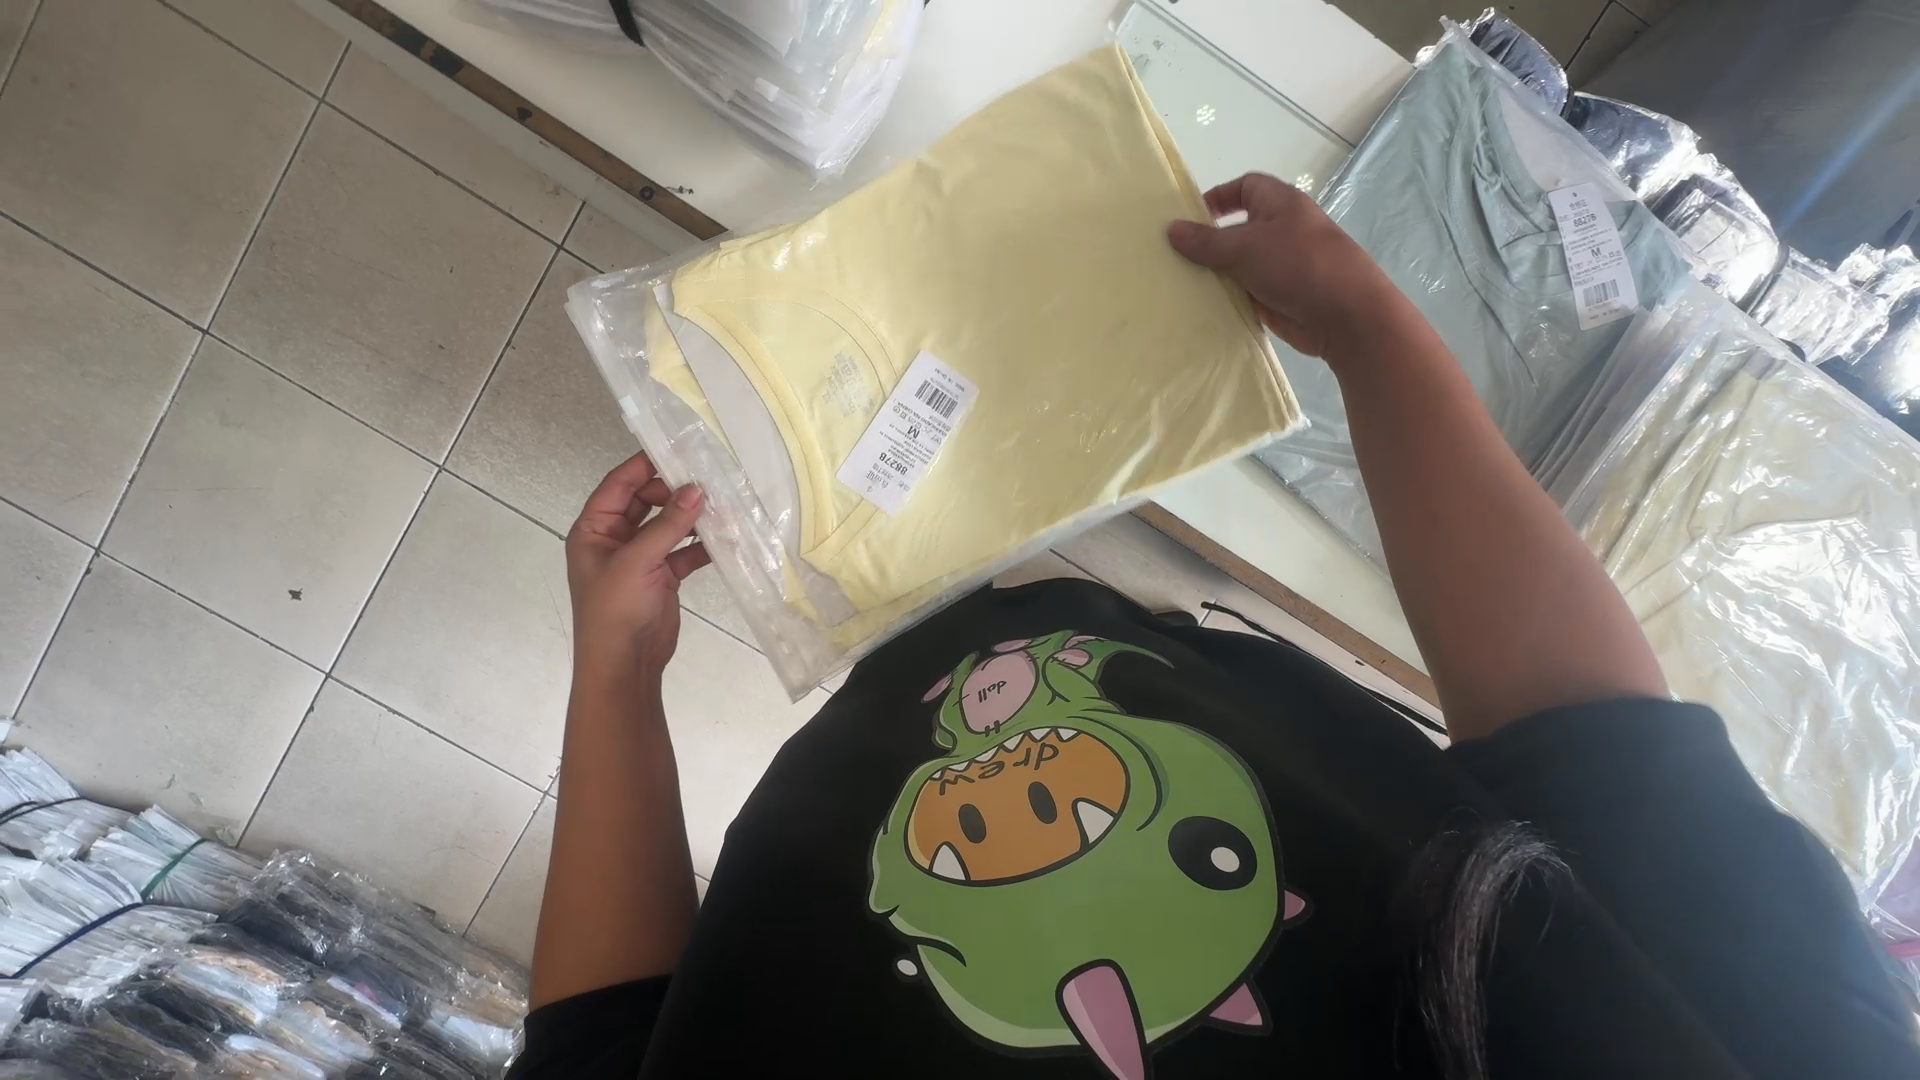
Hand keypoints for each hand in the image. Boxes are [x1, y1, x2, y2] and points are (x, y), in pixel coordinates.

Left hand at [565, 452, 709, 676]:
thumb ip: (668, 524)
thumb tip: (697, 489)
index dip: (645, 464)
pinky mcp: (663, 575)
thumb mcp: (637, 562)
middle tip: (709, 481)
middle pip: (647, 501)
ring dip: (693, 517)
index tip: (679, 448)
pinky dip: (702, 544)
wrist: (625, 664)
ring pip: (669, 525)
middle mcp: (616, 539)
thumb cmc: (616, 610)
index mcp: (594, 529)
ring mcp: (641, 557)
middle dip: (676, 491)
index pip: (619, 485)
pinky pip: (684, 550)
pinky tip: (725, 537)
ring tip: (723, 505)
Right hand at [1167, 172, 1397, 360]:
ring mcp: (1278, 266)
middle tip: (1172, 257)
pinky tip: (1199, 308)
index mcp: (1279, 204)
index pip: (1244, 188)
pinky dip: (1225, 299)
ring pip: (1237, 266)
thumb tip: (1170, 228)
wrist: (1344, 314)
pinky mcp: (1276, 297)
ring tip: (1178, 284)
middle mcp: (1280, 231)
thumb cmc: (1298, 265)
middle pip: (1236, 229)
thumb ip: (1206, 241)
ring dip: (1213, 275)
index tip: (1187, 218)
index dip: (1217, 197)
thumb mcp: (1246, 247)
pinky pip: (1243, 294)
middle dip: (1207, 242)